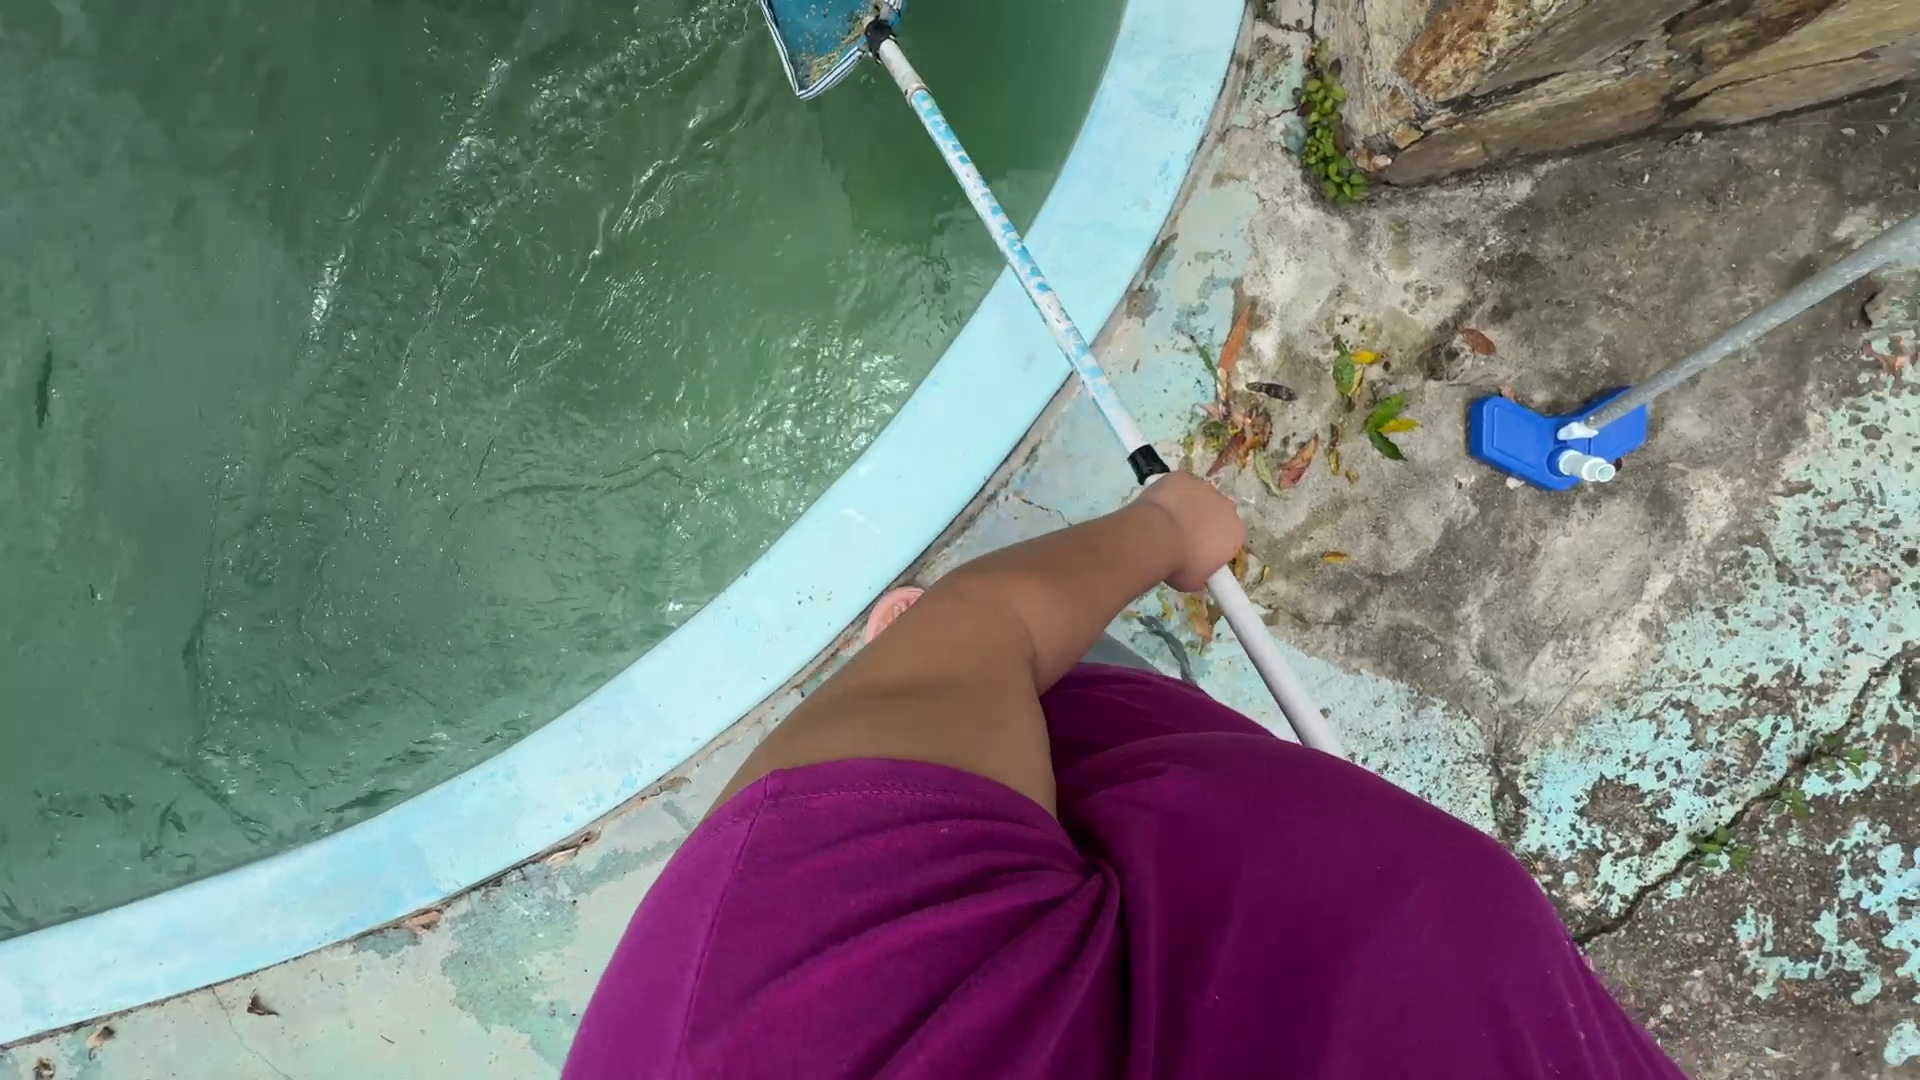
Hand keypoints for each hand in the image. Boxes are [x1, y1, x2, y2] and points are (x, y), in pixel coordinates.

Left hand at [1132, 472, 1245, 592]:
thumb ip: (1203, 570)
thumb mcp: (1195, 579)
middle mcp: (1226, 506)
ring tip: (1166, 520)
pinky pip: (1178, 484)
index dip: (1212, 544)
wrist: (1153, 538)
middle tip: (1180, 536)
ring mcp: (1203, 487)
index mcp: (1235, 532)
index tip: (1197, 551)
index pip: (1228, 537)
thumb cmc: (1177, 565)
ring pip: (1197, 496)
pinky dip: (1170, 493)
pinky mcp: (1182, 476)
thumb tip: (1196, 568)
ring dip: (1186, 505)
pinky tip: (1158, 505)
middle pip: (1215, 513)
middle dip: (1202, 522)